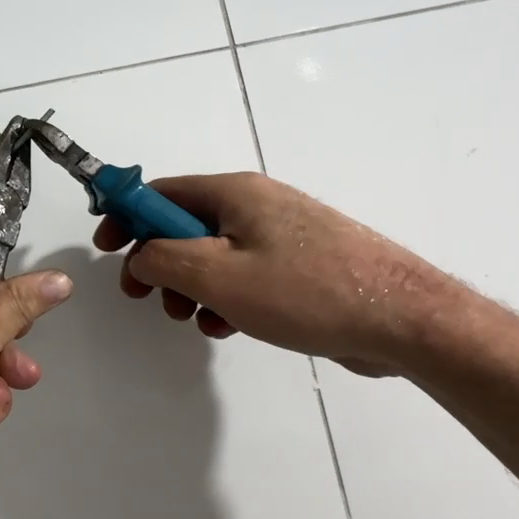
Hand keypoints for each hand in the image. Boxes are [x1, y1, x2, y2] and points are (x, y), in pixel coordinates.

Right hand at [93, 172, 465, 377]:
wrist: (411, 323)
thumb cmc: (305, 291)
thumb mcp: (214, 275)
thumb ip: (158, 259)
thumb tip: (140, 256)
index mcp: (233, 192)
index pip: (157, 191)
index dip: (124, 216)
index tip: (107, 249)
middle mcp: (257, 203)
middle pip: (182, 225)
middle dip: (157, 262)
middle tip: (147, 296)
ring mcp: (284, 233)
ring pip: (212, 254)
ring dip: (191, 286)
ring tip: (196, 319)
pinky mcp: (304, 264)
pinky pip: (245, 273)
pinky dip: (226, 296)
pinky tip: (232, 327)